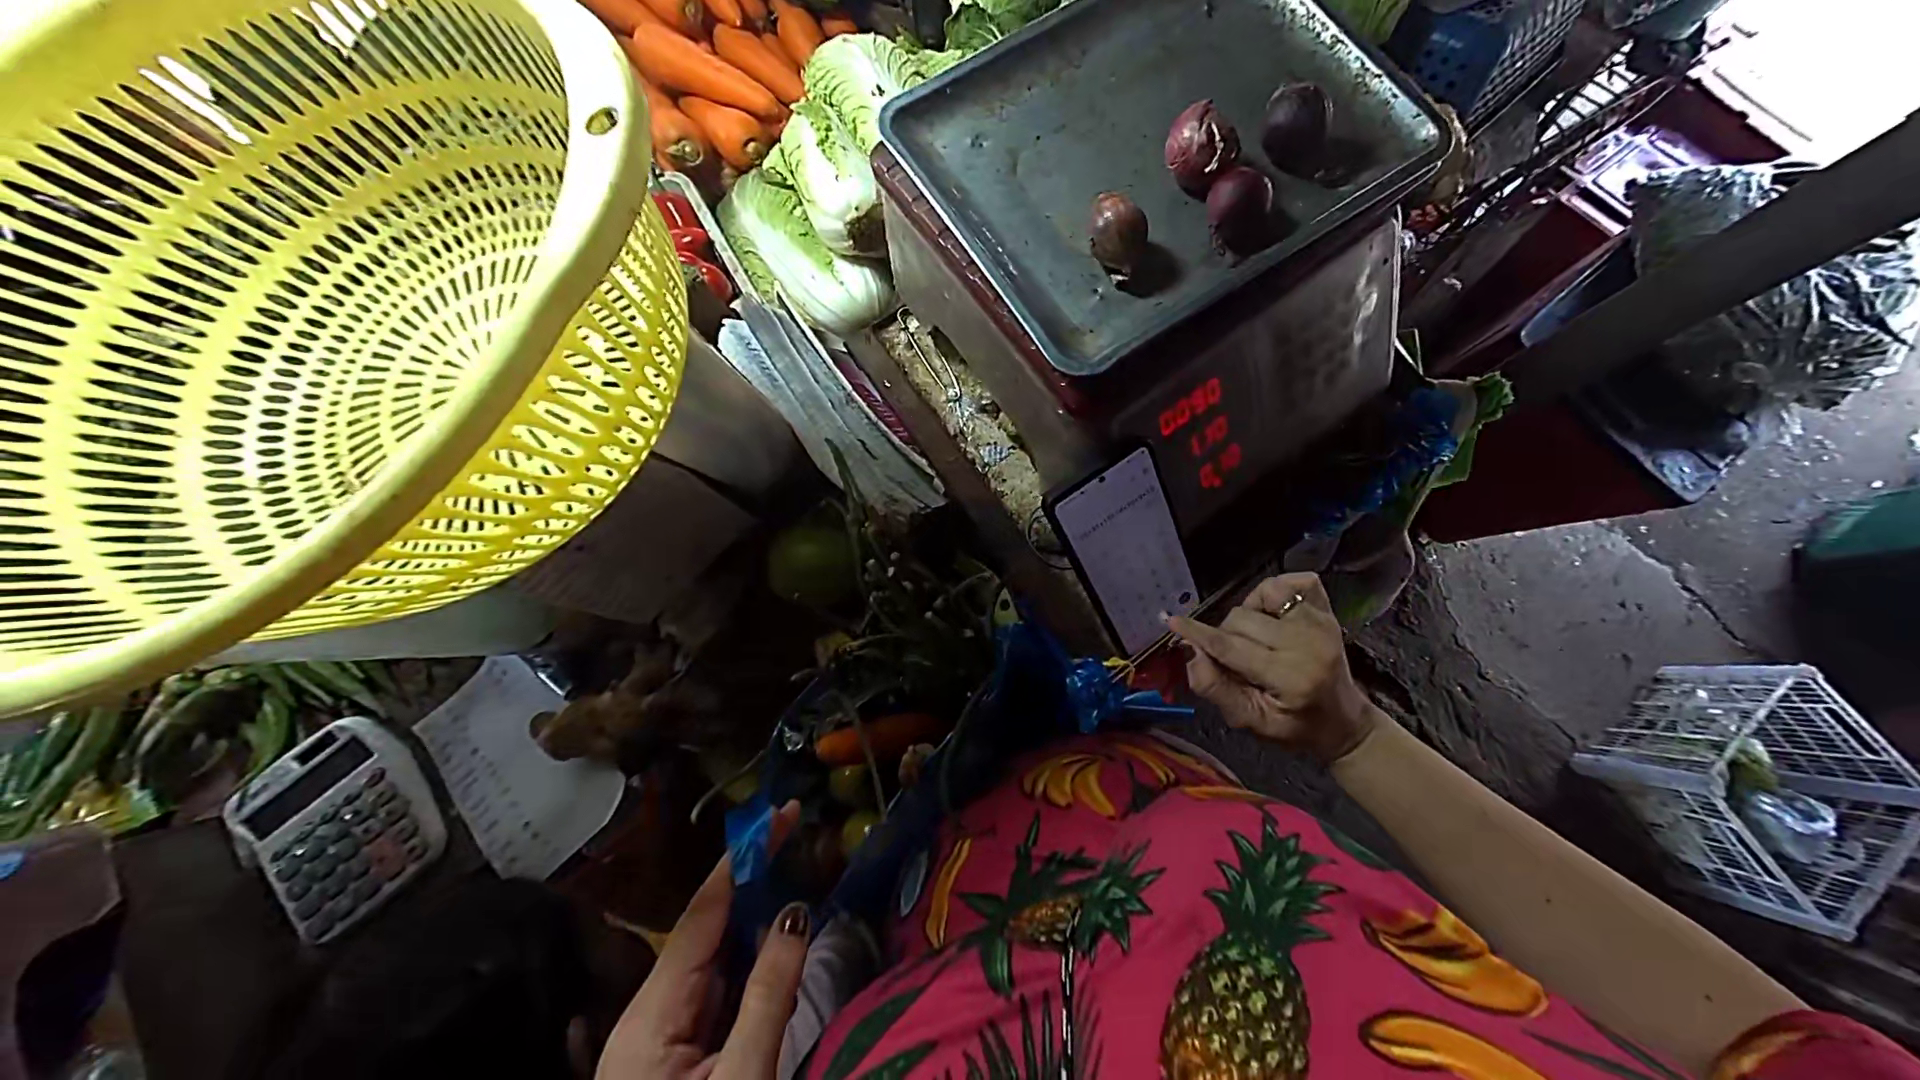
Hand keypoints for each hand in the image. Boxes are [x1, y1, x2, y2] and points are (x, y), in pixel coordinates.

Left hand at [598, 802, 807, 1079]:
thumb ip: (770, 993)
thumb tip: (793, 912)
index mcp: (651, 1016)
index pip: (702, 914)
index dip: (742, 858)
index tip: (779, 814)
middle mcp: (651, 1012)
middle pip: (706, 926)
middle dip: (751, 876)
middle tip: (795, 831)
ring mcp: (664, 1032)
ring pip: (715, 954)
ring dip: (754, 910)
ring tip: (792, 864)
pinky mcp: (681, 1050)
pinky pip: (719, 984)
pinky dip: (751, 952)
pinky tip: (776, 930)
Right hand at [1167, 572, 1380, 764]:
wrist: (1343, 722)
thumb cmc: (1293, 727)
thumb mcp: (1250, 721)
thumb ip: (1215, 687)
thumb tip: (1190, 651)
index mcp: (1290, 676)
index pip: (1230, 646)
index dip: (1196, 633)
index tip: (1172, 622)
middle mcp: (1308, 642)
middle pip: (1240, 618)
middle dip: (1225, 635)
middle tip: (1235, 659)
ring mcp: (1321, 623)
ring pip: (1263, 594)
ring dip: (1248, 612)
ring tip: (1255, 636)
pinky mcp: (1329, 611)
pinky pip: (1295, 581)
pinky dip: (1276, 592)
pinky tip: (1273, 615)